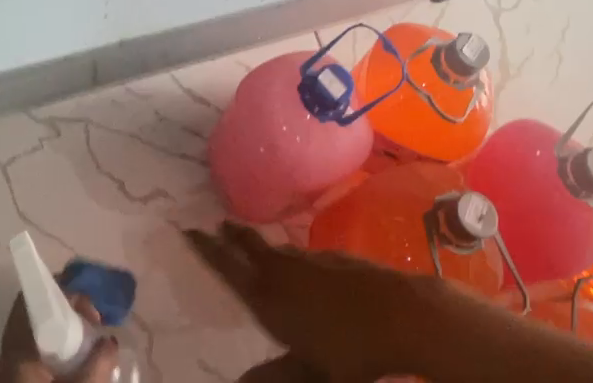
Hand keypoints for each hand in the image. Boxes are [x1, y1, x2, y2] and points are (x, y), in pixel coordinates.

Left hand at [0, 290, 124, 382]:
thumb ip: (98, 365)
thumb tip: (110, 341)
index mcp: (18, 353)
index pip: (29, 300)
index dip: (57, 290)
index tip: (86, 302)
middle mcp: (8, 357)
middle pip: (32, 314)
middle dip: (64, 309)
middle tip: (91, 321)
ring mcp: (9, 372)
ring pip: (33, 334)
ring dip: (61, 329)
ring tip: (88, 340)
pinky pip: (33, 352)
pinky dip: (54, 347)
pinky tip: (76, 361)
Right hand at [183, 223, 482, 382]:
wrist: (402, 313)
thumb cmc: (352, 354)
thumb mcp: (309, 373)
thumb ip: (274, 375)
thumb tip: (238, 382)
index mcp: (270, 299)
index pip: (229, 269)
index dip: (207, 249)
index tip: (189, 230)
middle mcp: (285, 272)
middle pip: (250, 247)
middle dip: (231, 237)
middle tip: (218, 225)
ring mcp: (312, 260)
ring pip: (278, 249)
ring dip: (261, 246)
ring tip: (253, 246)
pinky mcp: (336, 258)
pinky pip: (302, 253)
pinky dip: (291, 255)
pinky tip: (300, 265)